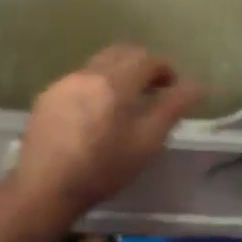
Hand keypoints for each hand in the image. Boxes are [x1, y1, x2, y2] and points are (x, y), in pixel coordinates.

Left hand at [9, 45, 202, 218]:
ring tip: (125, 102)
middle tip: (153, 89)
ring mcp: (63, 83)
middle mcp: (87, 73)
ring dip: (118, 74)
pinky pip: (79, 79)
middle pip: (121, 53)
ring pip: (98, 64)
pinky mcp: (47, 97)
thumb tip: (196, 85)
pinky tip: (95, 114)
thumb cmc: (102, 168)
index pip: (147, 59)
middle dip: (142, 65)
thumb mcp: (146, 142)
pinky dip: (96, 86)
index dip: (166, 70)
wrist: (44, 189)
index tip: (173, 88)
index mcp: (114, 82)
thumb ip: (172, 108)